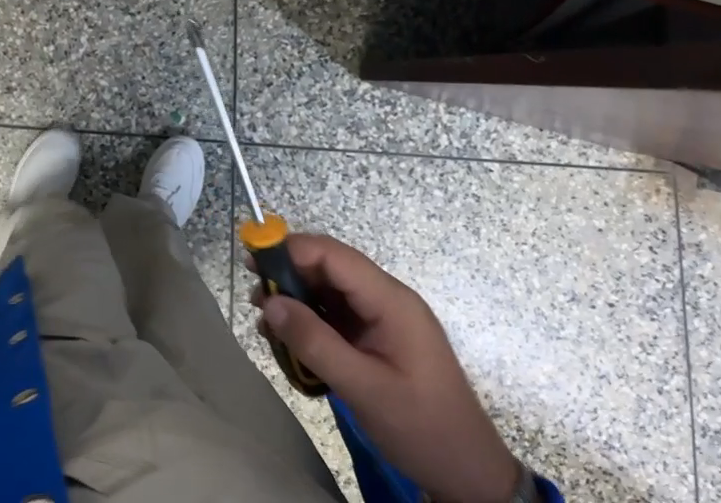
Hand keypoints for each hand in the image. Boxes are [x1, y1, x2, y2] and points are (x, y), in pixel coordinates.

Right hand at [251, 235, 520, 502]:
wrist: (467, 471)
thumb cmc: (421, 426)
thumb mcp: (364, 388)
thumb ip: (315, 343)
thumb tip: (270, 303)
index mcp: (391, 300)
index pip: (333, 254)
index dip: (291, 250)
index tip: (253, 264)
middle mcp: (386, 298)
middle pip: (328, 267)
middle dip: (289, 277)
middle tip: (256, 302)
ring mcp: (383, 317)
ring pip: (329, 291)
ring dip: (296, 302)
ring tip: (268, 328)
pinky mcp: (377, 337)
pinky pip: (336, 315)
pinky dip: (311, 322)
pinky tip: (291, 343)